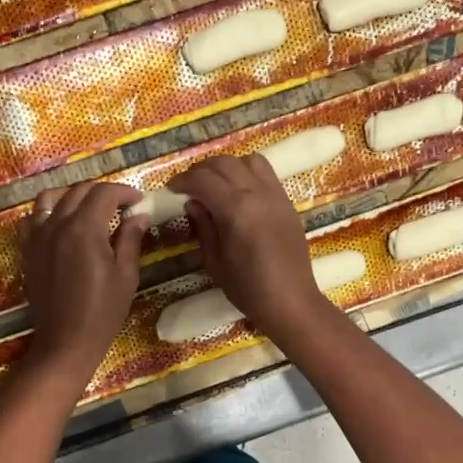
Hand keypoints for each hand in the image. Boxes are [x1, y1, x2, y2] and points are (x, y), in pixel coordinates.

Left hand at [22, 182, 148, 382]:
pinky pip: (33, 218)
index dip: (125, 192)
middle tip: (120, 207)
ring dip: (74, 196)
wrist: (65, 342)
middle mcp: (57, 224)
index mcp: (85, 229)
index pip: (105, 193)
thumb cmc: (102, 313)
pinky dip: (48, 213)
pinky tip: (60, 225)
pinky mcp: (28, 250)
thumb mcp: (126, 276)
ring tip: (89, 210)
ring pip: (52, 198)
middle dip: (103, 192)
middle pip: (79, 191)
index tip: (138, 202)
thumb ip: (130, 240)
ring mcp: (38, 236)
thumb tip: (139, 216)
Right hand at [171, 155, 332, 336]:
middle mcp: (257, 193)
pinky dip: (247, 173)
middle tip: (189, 186)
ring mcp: (276, 195)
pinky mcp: (287, 202)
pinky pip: (266, 173)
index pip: (203, 179)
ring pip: (248, 160)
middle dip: (201, 170)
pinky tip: (239, 192)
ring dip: (227, 166)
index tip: (171, 189)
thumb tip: (192, 203)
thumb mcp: (215, 262)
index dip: (183, 180)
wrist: (291, 301)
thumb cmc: (249, 289)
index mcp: (236, 210)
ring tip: (216, 184)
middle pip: (224, 163)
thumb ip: (203, 227)